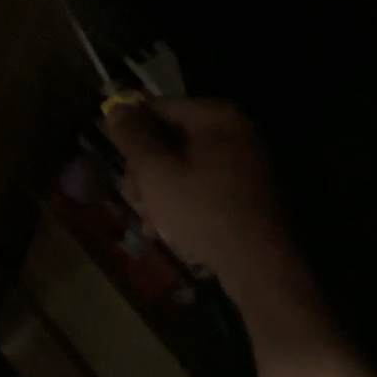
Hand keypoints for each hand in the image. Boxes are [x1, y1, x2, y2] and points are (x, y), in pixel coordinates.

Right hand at [103, 98, 299, 299]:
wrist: (261, 268)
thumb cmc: (203, 212)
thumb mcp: (156, 172)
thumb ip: (132, 136)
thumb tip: (115, 109)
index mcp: (216, 116)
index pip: (159, 107)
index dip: (132, 131)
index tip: (117, 161)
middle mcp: (236, 130)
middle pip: (173, 137)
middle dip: (146, 168)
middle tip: (132, 198)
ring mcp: (246, 161)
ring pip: (186, 164)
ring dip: (161, 188)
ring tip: (147, 220)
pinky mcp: (250, 192)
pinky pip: (206, 183)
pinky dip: (184, 199)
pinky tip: (168, 228)